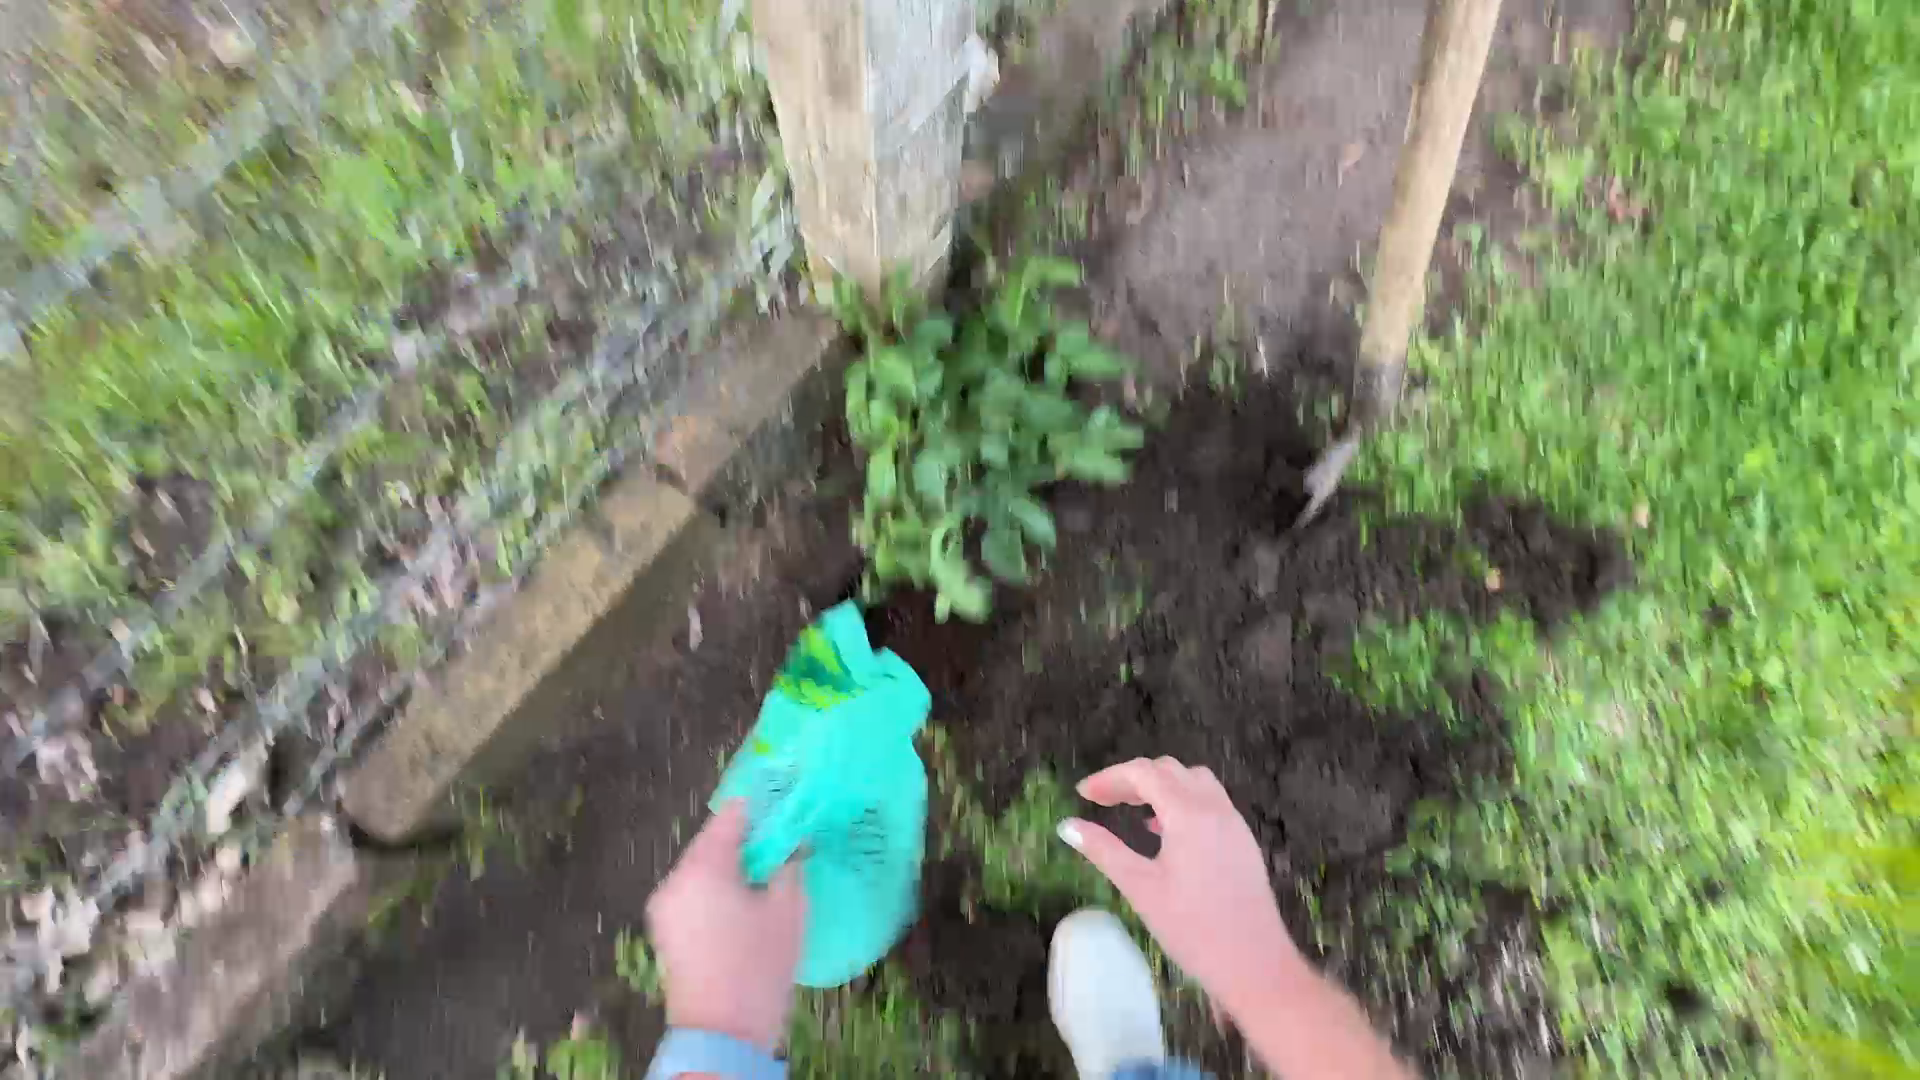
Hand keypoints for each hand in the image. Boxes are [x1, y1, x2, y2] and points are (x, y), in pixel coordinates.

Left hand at [646, 801, 804, 1050]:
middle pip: (715, 838)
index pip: (733, 813)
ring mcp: (664, 904)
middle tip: (784, 844)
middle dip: (749, 837)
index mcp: (703, 866)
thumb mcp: (788, 907)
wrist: (722, 1037)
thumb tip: (795, 838)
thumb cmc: (759, 965)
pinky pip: (694, 888)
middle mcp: (675, 878)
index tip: (789, 811)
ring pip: (704, 863)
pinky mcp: (664, 928)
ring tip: (767, 873)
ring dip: (733, 862)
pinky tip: (744, 900)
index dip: (764, 808)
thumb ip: (790, 861)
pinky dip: (717, 884)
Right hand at [1056, 757, 1303, 1015]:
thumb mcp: (1140, 888)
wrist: (1257, 968)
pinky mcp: (1242, 840)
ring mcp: (1233, 822)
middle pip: (1167, 770)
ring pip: (1192, 780)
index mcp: (1188, 813)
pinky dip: (1181, 799)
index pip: (1143, 773)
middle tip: (1103, 800)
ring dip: (1159, 785)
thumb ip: (1103, 850)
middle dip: (1131, 778)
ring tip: (1133, 809)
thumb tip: (1066, 826)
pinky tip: (1163, 830)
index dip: (1109, 778)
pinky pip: (1208, 800)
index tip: (1083, 794)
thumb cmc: (1193, 929)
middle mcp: (1214, 807)